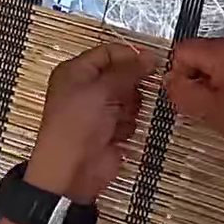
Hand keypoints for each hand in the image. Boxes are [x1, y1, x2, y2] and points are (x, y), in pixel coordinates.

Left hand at [27, 43, 157, 203]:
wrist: (72, 171)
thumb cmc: (76, 126)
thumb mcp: (101, 90)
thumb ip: (128, 71)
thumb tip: (149, 57)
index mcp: (75, 72)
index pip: (108, 52)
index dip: (129, 55)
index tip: (152, 61)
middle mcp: (87, 88)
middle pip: (122, 76)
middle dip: (130, 87)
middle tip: (130, 96)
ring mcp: (99, 110)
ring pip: (130, 98)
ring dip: (130, 108)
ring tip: (117, 119)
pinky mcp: (110, 129)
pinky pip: (130, 119)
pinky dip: (127, 126)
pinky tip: (116, 135)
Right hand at [165, 36, 223, 162]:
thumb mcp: (210, 110)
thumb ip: (183, 92)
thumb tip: (169, 80)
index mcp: (222, 50)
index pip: (182, 51)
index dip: (178, 75)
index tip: (190, 100)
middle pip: (198, 54)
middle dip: (195, 79)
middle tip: (206, 107)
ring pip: (214, 62)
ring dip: (211, 83)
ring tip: (223, 108)